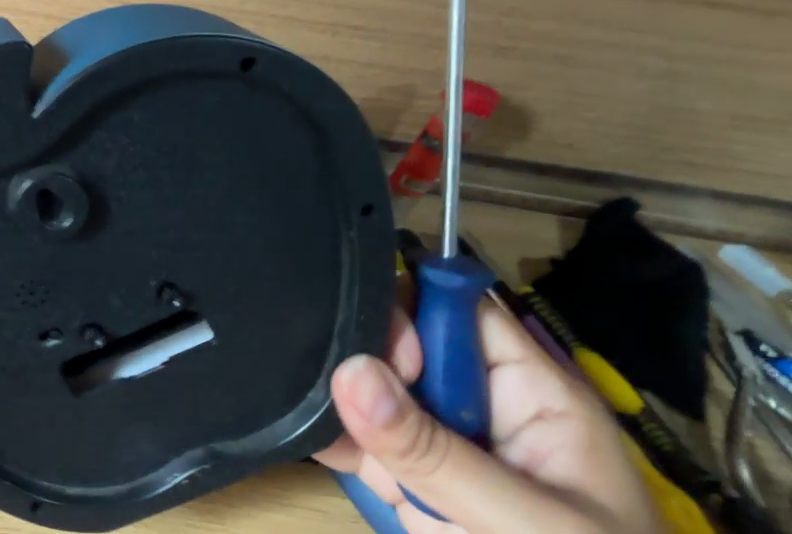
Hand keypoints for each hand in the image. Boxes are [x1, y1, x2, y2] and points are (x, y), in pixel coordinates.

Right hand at [316, 298, 662, 533]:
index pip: (460, 310)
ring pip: (365, 389)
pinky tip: (292, 422)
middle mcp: (477, 409)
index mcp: (531, 395)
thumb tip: (349, 371)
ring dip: (330, 391)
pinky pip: (351, 438)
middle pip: (400, 343)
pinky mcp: (403, 482)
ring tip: (295, 390)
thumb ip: (438, 454)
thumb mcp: (528, 526)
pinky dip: (319, 429)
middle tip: (330, 380)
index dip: (411, 310)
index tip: (373, 344)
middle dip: (360, 352)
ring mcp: (438, 447)